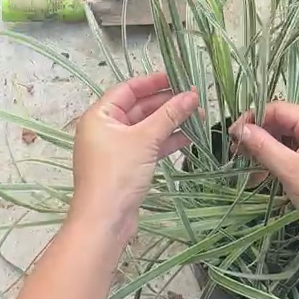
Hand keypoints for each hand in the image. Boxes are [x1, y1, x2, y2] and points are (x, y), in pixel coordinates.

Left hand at [68, 71, 199, 243]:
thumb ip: (169, 115)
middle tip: (195, 98)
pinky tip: (189, 137)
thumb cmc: (117, 174)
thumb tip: (192, 95)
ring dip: (171, 121)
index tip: (178, 77)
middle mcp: (105, 129)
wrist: (104, 221)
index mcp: (100, 116)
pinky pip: (149, 145)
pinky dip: (167, 140)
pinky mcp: (127, 165)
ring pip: (147, 127)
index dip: (153, 81)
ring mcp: (116, 148)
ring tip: (199, 116)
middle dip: (167, 103)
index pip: (128, 89)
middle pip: (139, 107)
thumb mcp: (145, 139)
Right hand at [230, 102, 298, 242]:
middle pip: (281, 123)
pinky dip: (277, 161)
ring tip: (246, 164)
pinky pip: (293, 153)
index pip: (278, 109)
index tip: (233, 136)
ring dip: (265, 150)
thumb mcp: (290, 170)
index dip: (253, 119)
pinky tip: (262, 174)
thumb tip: (240, 129)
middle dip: (258, 135)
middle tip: (236, 152)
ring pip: (285, 139)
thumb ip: (264, 146)